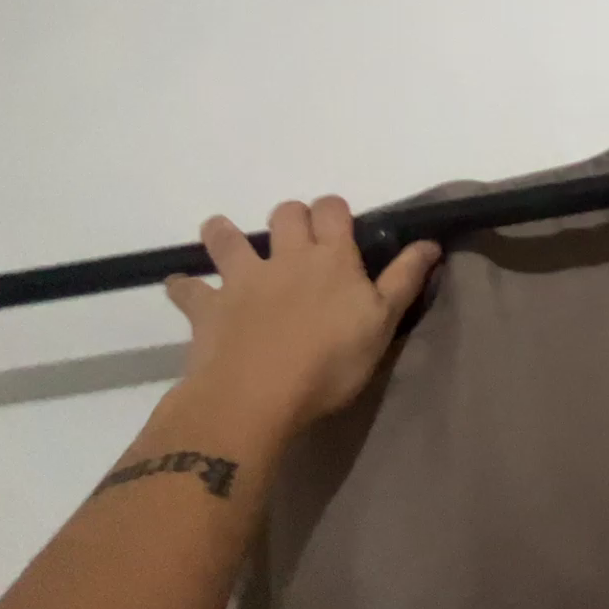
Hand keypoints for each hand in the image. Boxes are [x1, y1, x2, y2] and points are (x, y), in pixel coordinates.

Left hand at [164, 196, 440, 434]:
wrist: (255, 398)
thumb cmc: (330, 361)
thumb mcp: (383, 322)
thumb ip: (405, 278)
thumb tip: (430, 241)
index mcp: (332, 257)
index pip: (332, 210)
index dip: (335, 210)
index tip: (339, 223)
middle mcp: (288, 257)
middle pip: (286, 215)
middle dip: (292, 217)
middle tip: (297, 236)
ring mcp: (244, 280)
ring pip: (229, 240)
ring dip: (226, 233)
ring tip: (223, 232)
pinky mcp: (209, 309)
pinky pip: (188, 290)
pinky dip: (183, 287)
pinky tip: (178, 287)